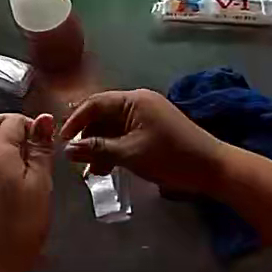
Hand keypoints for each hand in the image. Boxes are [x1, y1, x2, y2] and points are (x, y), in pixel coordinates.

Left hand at [0, 113, 54, 271]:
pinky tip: (0, 166)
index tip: (46, 139)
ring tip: (14, 149)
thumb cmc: (22, 226)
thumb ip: (41, 149)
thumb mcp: (42, 185)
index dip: (32, 125)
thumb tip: (43, 120)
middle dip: (12, 124)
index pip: (12, 121)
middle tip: (33, 141)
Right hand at [59, 90, 227, 195]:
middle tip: (75, 159)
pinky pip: (124, 136)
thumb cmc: (170, 156)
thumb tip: (67, 150)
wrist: (210, 168)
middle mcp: (138, 103)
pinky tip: (105, 169)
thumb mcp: (130, 154)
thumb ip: (98, 149)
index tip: (61, 141)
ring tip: (90, 171)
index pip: (95, 103)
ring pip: (112, 128)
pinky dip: (113, 150)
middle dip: (87, 137)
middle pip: (102, 115)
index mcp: (134, 100)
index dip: (76, 121)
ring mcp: (146, 116)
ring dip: (99, 147)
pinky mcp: (151, 130)